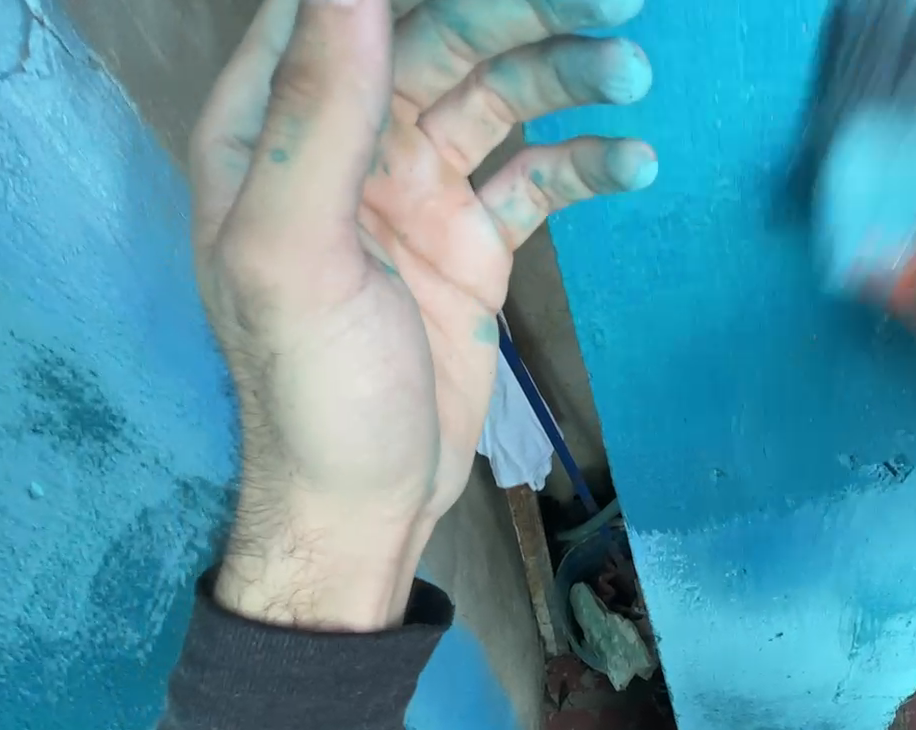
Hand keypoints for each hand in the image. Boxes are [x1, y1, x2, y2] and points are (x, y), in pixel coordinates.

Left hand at [192, 0, 656, 629]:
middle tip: (618, 3)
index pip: (349, 9)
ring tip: (633, 75)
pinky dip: (585, 169)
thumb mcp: (293, 256)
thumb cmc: (315, 389)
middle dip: (526, 14)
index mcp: (280, 126)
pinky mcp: (478, 244)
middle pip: (445, 42)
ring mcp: (423, 193)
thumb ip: (317, 117)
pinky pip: (537, 185)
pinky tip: (635, 164)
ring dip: (569, 83)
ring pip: (502, 106)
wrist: (373, 493)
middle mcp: (355, 143)